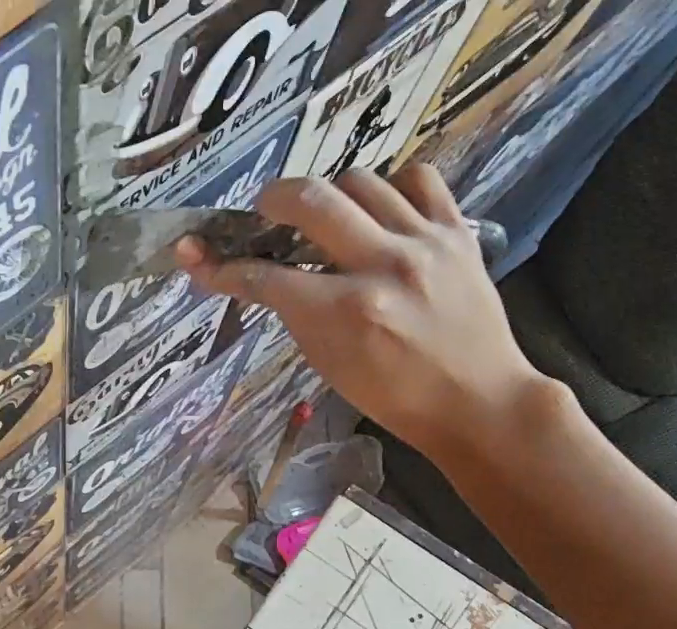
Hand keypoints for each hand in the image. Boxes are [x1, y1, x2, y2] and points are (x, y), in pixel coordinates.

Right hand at [178, 166, 552, 457]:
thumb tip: (262, 276)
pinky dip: (392, 188)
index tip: (200, 258)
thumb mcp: (329, 364)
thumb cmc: (393, 396)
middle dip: (272, 200)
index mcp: (346, 314)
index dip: (223, 268)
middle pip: (311, 200)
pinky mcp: (458, 232)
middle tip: (265, 211)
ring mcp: (426, 243)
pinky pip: (419, 179)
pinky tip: (383, 211)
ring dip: (332, 195)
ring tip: (329, 217)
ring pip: (361, 180)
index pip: (267, 277)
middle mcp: (384, 267)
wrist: (476, 400)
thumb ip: (296, 314)